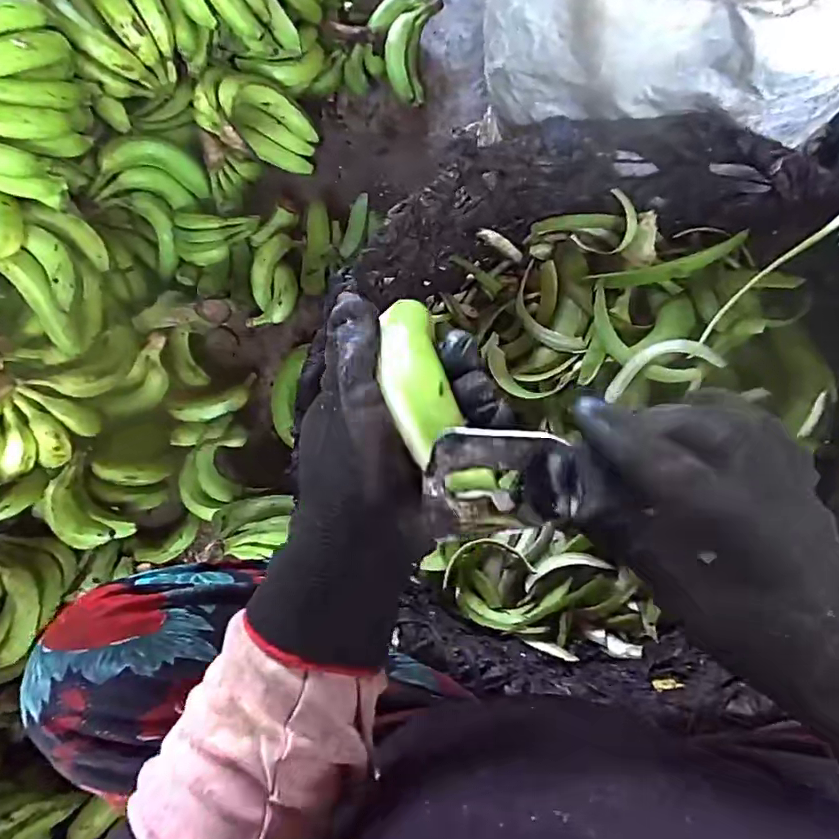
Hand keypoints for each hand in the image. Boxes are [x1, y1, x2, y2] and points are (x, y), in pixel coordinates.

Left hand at [246, 295, 500, 671]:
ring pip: (460, 397)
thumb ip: (354, 354)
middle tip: (467, 370)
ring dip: (475, 393)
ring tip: (480, 400)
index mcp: (363, 389)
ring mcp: (422, 434)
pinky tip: (491, 421)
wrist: (370, 539)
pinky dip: (486, 423)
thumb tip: (349, 298)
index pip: (396, 348)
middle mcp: (395, 407)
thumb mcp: (347, 402)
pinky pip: (475, 430)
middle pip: (437, 370)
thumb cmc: (351, 466)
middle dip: (457, 365)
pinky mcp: (448, 459)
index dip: (418, 338)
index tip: (435, 339)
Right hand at [568, 394, 838, 831]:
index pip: (650, 451)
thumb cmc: (742, 627)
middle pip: (681, 421)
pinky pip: (746, 418)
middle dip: (637, 422)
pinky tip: (696, 430)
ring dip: (673, 414)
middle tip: (608, 435)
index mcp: (716, 507)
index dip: (611, 429)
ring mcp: (778, 462)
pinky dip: (712, 415)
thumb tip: (577, 492)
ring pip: (715, 410)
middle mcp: (749, 471)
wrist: (835, 647)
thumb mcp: (670, 586)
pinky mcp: (795, 464)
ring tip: (646, 431)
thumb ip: (624, 529)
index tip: (582, 409)